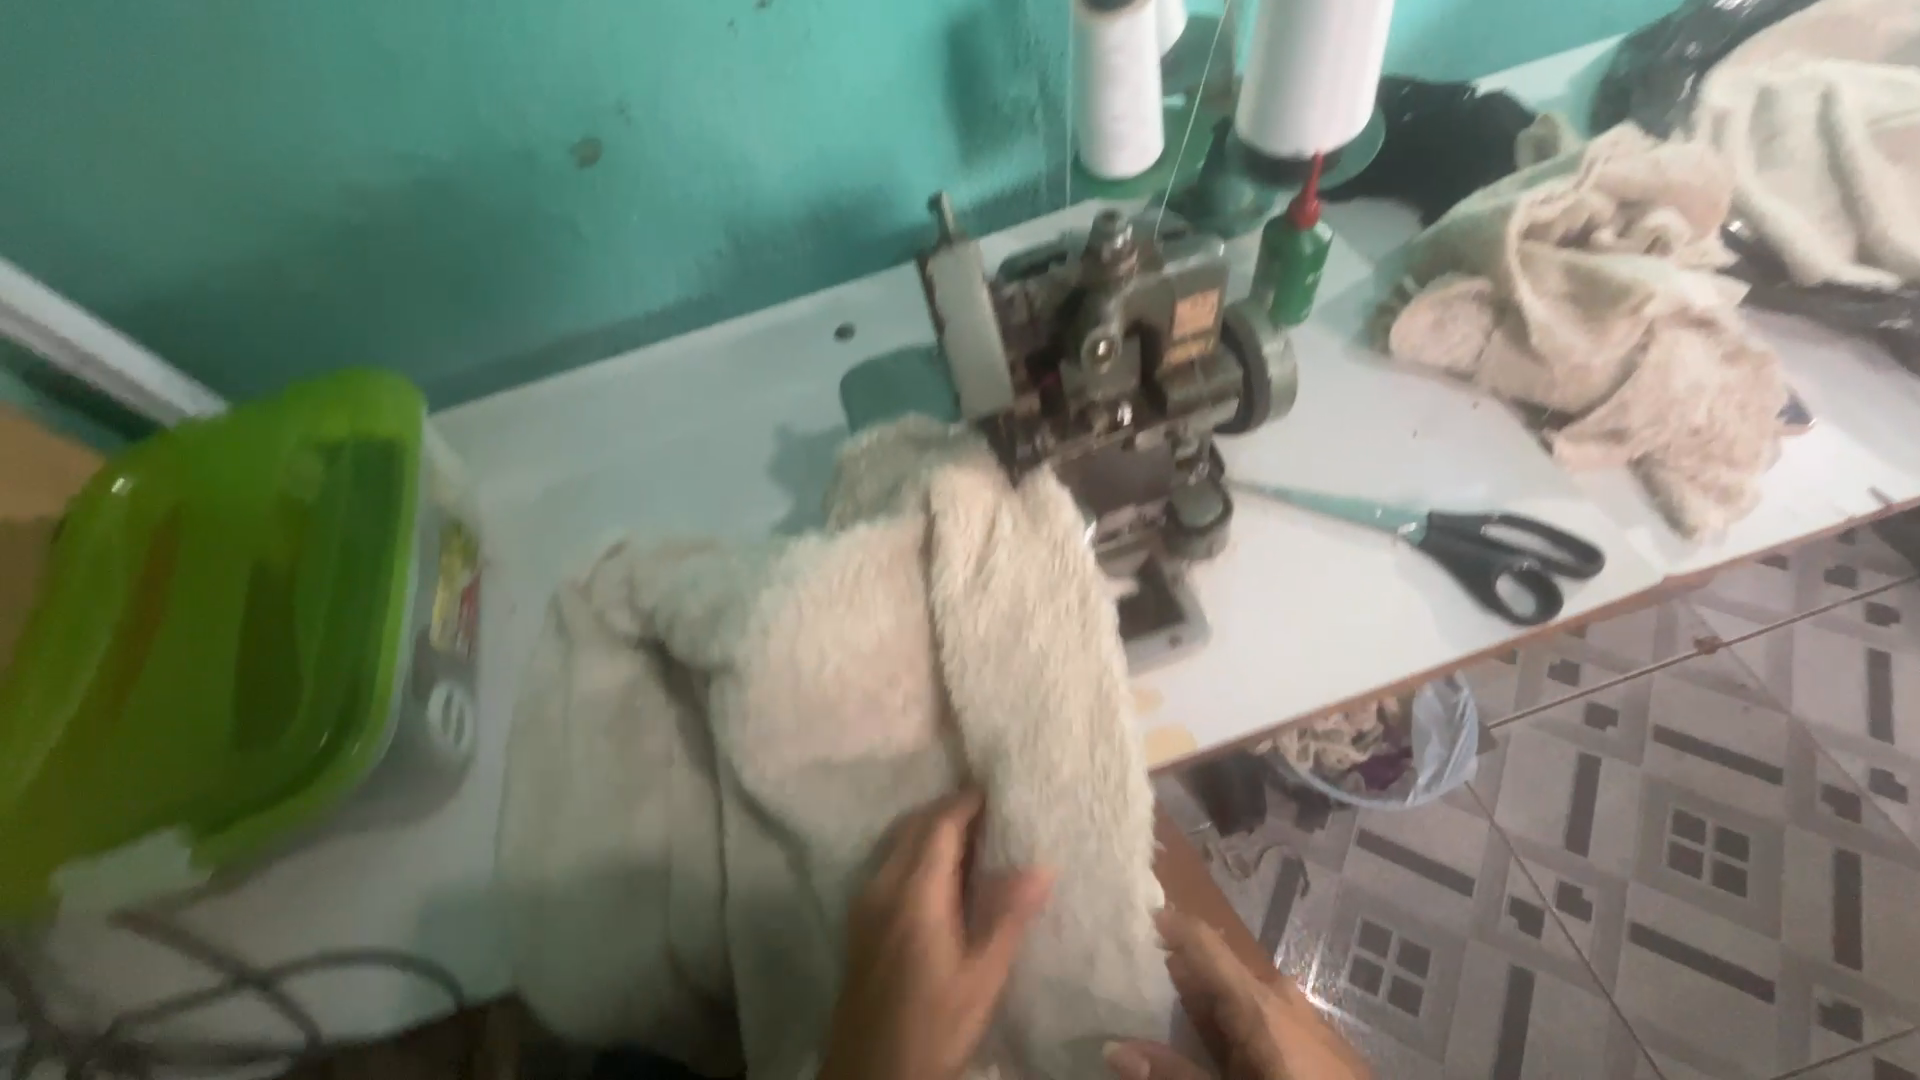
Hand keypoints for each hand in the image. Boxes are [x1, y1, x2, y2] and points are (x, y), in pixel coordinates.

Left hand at [818, 789, 1053, 1079]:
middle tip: (990, 813)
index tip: (996, 791)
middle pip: (915, 826)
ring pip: (897, 842)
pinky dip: (914, 851)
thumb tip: (1042, 867)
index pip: (939, 825)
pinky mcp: (859, 920)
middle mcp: (882, 886)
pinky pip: (887, 863)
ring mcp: (865, 902)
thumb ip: (1007, 917)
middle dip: (950, 810)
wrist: (869, 1077)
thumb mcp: (982, 979)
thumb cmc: (934, 1028)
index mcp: (914, 894)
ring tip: (972, 839)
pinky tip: (940, 875)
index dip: (966, 802)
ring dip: (930, 829)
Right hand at [1105, 909, 1368, 1079]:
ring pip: (1239, 993)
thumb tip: (1113, 1047)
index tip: (1128, 910)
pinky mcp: (1318, 1041)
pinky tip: (1216, 1045)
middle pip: (1215, 968)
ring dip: (1204, 1002)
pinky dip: (1232, 1022)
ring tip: (1164, 1010)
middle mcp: (1278, 995)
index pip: (1202, 940)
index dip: (1166, 922)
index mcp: (1257, 1000)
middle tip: (1130, 973)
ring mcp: (1303, 1016)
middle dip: (1175, 970)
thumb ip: (1175, 1074)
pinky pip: (1262, 1016)